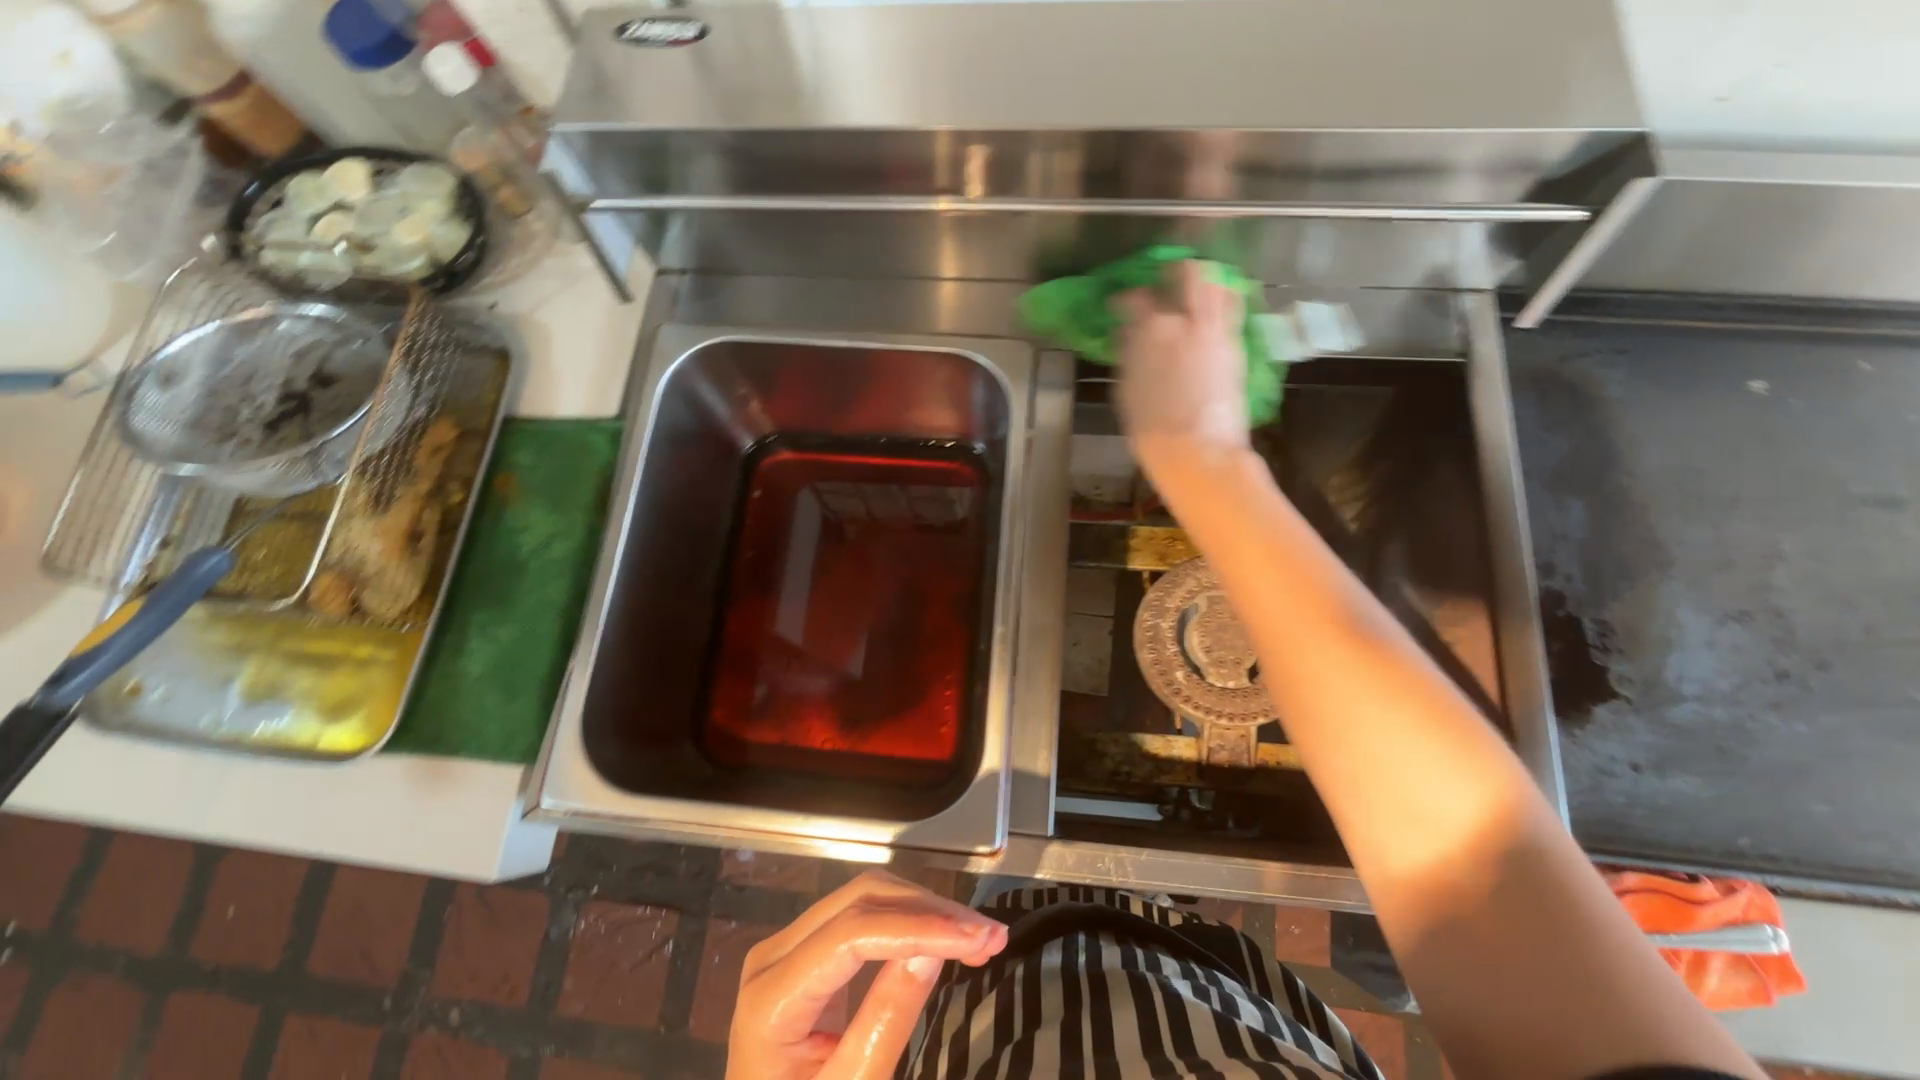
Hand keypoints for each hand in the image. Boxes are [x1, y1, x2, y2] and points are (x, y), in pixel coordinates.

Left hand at [725, 869, 1007, 1079]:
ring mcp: (786, 947)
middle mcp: (774, 954)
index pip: (852, 933)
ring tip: (979, 937)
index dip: (920, 927)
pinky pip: (860, 915)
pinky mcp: (804, 950)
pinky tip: (944, 934)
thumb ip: (886, 1022)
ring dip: (926, 909)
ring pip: (865, 897)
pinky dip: (908, 919)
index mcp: (773, 996)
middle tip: (991, 937)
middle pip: (861, 901)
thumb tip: (932, 951)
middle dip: (931, 910)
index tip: (981, 939)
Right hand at [1112, 260, 1250, 477]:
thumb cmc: (1152, 428)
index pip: (1136, 298)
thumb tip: (1127, 335)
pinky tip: (1211, 319)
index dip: (1125, 298)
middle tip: (1167, 278)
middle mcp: (1188, 322)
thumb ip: (1129, 354)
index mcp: (1152, 331)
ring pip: (1220, 287)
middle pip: (1190, 274)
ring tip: (1197, 293)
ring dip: (1208, 284)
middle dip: (1177, 270)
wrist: (1197, 451)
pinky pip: (1231, 314)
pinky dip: (1222, 307)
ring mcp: (1218, 333)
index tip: (1120, 304)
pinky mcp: (1237, 349)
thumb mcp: (1127, 390)